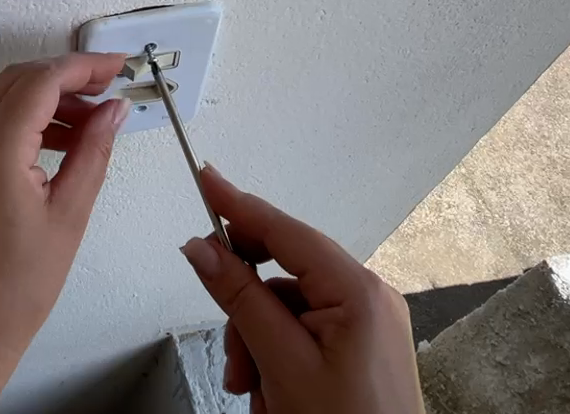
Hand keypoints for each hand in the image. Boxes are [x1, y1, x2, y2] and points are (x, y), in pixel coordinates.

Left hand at [0, 52, 131, 413]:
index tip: (116, 67)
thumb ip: (93, 150)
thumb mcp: (69, 214)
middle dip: (65, 76)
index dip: (83, 67)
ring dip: (44, 95)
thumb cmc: (16, 286)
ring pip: (1, 93)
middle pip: (19, 78)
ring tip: (88, 122)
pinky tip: (55, 138)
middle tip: (107, 90)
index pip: (41, 80)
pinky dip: (21, 116)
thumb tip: (115, 109)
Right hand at [179, 167, 423, 413]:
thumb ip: (239, 298)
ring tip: (252, 387)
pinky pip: (300, 328)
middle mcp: (367, 297)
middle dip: (246, 306)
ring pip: (284, 304)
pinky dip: (275, 353)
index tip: (206, 177)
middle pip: (281, 270)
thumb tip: (202, 249)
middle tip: (228, 338)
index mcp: (358, 291)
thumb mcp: (282, 364)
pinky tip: (270, 392)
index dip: (238, 204)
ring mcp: (365, 324)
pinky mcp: (358, 347)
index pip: (284, 230)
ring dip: (255, 340)